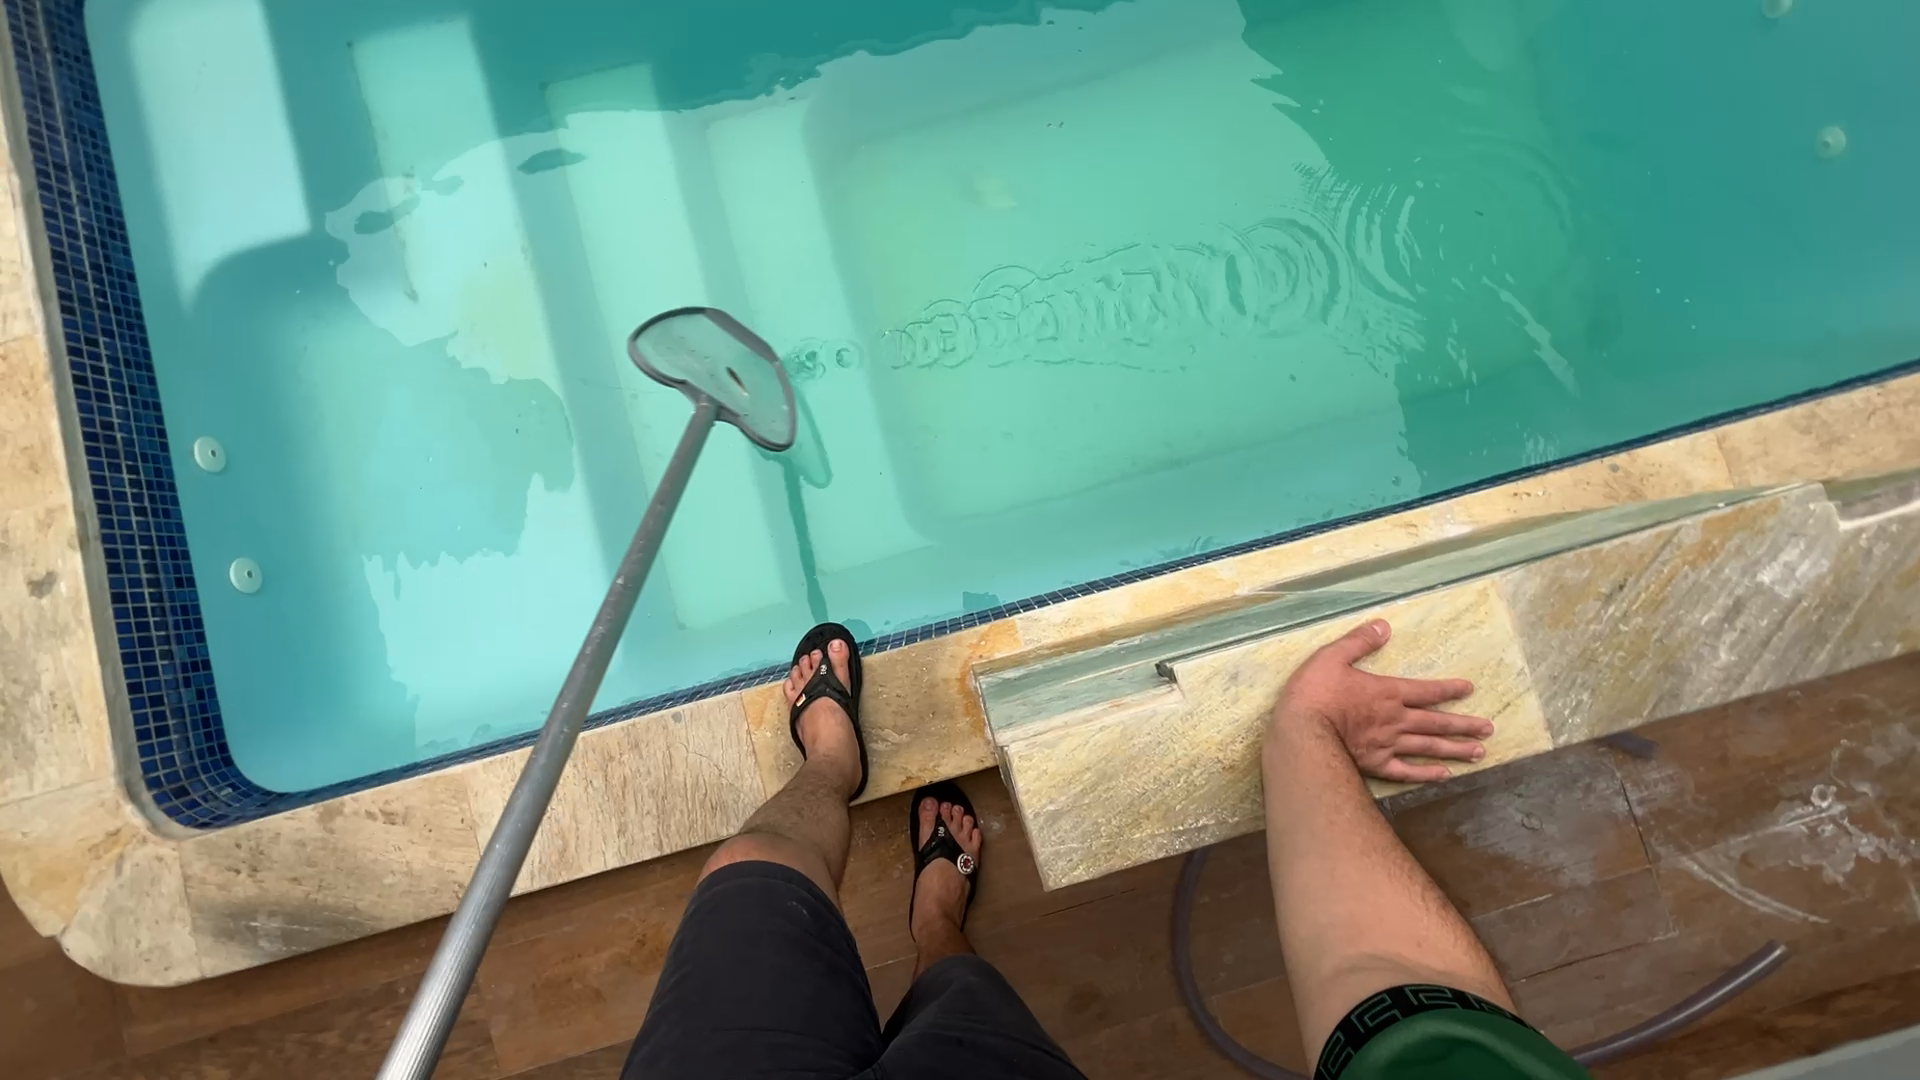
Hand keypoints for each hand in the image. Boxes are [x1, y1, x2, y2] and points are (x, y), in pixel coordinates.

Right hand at [1269, 619, 1492, 783]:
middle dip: (1463, 724)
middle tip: (1487, 728)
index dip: (1448, 689)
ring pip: (1428, 747)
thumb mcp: (1331, 657)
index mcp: (1387, 692)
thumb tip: (1384, 625)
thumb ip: (1358, 642)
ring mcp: (1388, 745)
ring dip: (1454, 748)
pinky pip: (1408, 771)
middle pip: (1435, 722)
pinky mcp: (1377, 764)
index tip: (1468, 689)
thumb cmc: (1315, 692)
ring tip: (1479, 751)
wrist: (1303, 731)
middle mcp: (1396, 719)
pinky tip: (1443, 775)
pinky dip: (1427, 773)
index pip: (1425, 691)